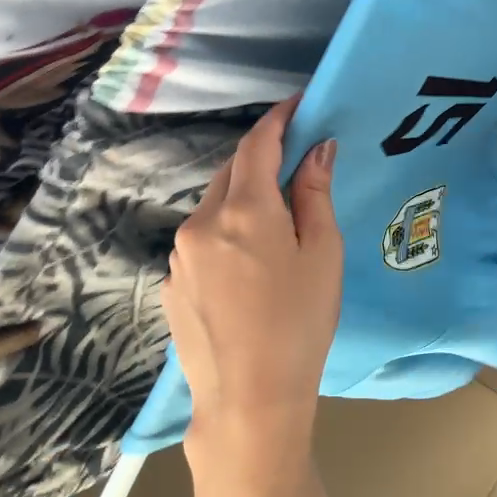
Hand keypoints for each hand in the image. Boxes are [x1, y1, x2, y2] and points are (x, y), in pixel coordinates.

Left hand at [165, 97, 341, 463]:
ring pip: (215, 207)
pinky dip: (231, 229)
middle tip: (301, 157)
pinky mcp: (172, 285)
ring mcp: (179, 258)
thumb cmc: (302, 315)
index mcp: (243, 211)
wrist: (250, 393)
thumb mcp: (323, 250)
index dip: (278, 120)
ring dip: (247, 196)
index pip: (257, 147)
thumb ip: (314, 194)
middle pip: (230, 174)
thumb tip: (316, 149)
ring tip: (285, 214)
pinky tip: (257, 259)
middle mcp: (200, 225)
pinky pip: (204, 240)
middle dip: (263, 158)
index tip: (300, 102)